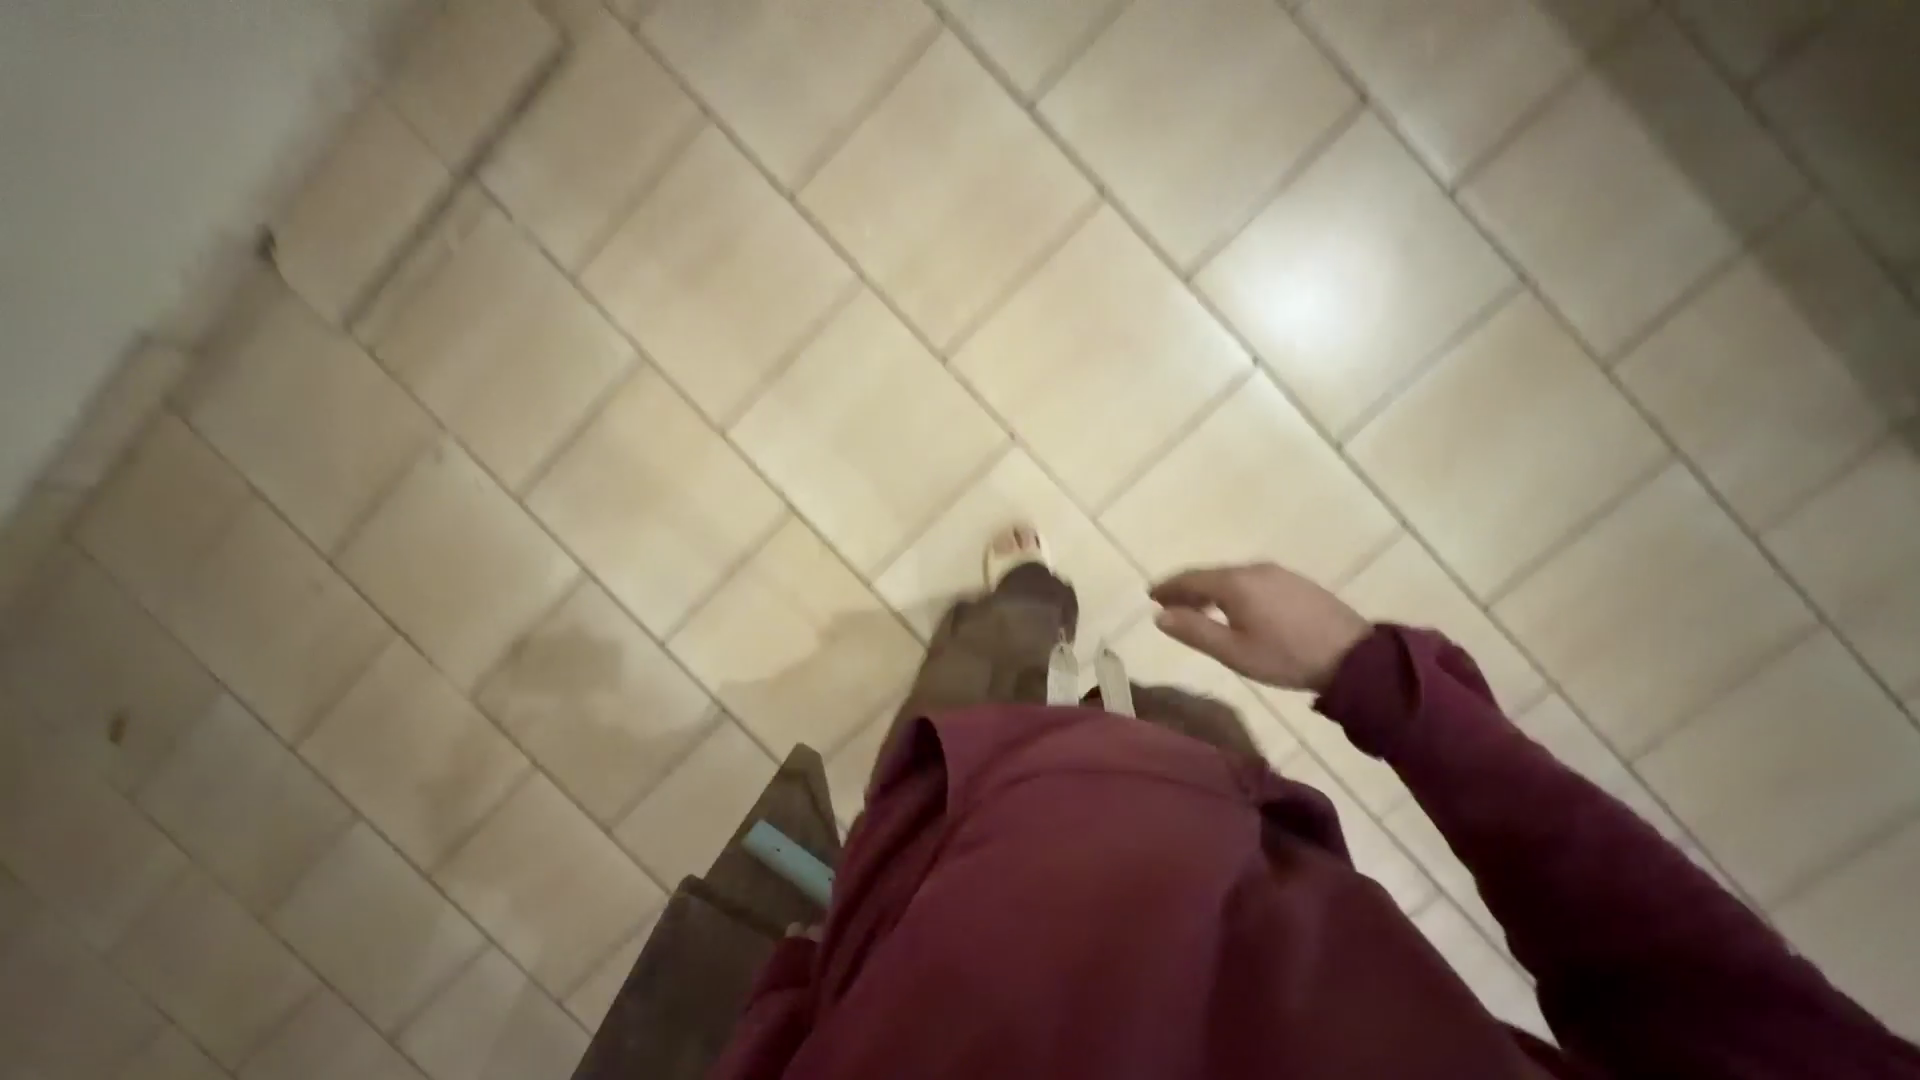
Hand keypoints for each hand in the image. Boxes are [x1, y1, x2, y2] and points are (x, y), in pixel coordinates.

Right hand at [1150, 563, 1370, 691]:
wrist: (1353, 657)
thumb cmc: (1285, 657)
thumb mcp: (1233, 652)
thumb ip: (1194, 631)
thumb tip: (1160, 615)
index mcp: (1235, 583)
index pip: (1190, 578)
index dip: (1168, 587)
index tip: (1150, 595)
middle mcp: (1254, 569)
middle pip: (1211, 575)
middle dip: (1187, 589)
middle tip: (1169, 605)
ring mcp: (1279, 573)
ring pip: (1233, 577)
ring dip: (1211, 591)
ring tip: (1199, 609)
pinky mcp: (1297, 583)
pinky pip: (1253, 581)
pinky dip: (1234, 591)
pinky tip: (1236, 608)